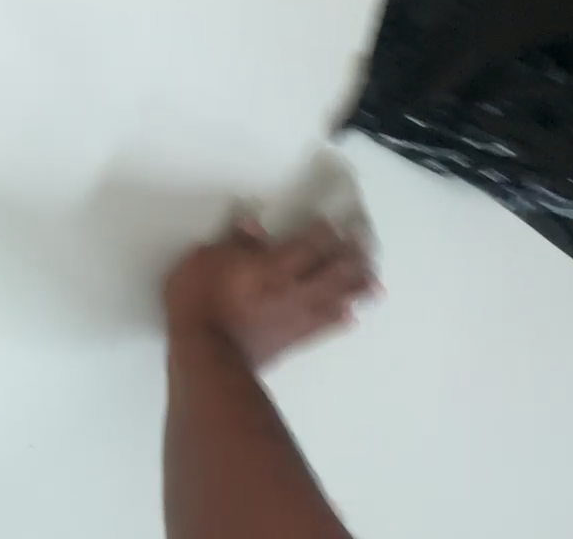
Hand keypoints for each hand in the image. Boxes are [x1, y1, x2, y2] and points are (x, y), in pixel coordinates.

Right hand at [164, 217, 377, 367]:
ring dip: (359, 287)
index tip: (335, 222)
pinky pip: (328, 326)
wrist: (207, 350)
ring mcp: (300, 315)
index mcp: (272, 267)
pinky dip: (344, 318)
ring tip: (373, 279)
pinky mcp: (298, 337)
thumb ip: (233, 244)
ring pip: (339, 298)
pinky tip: (352, 315)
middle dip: (352, 255)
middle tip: (366, 244)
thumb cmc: (198, 298)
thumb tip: (254, 227)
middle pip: (334, 270)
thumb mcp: (204, 259)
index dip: (323, 232)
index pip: (307, 245)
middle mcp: (295, 289)